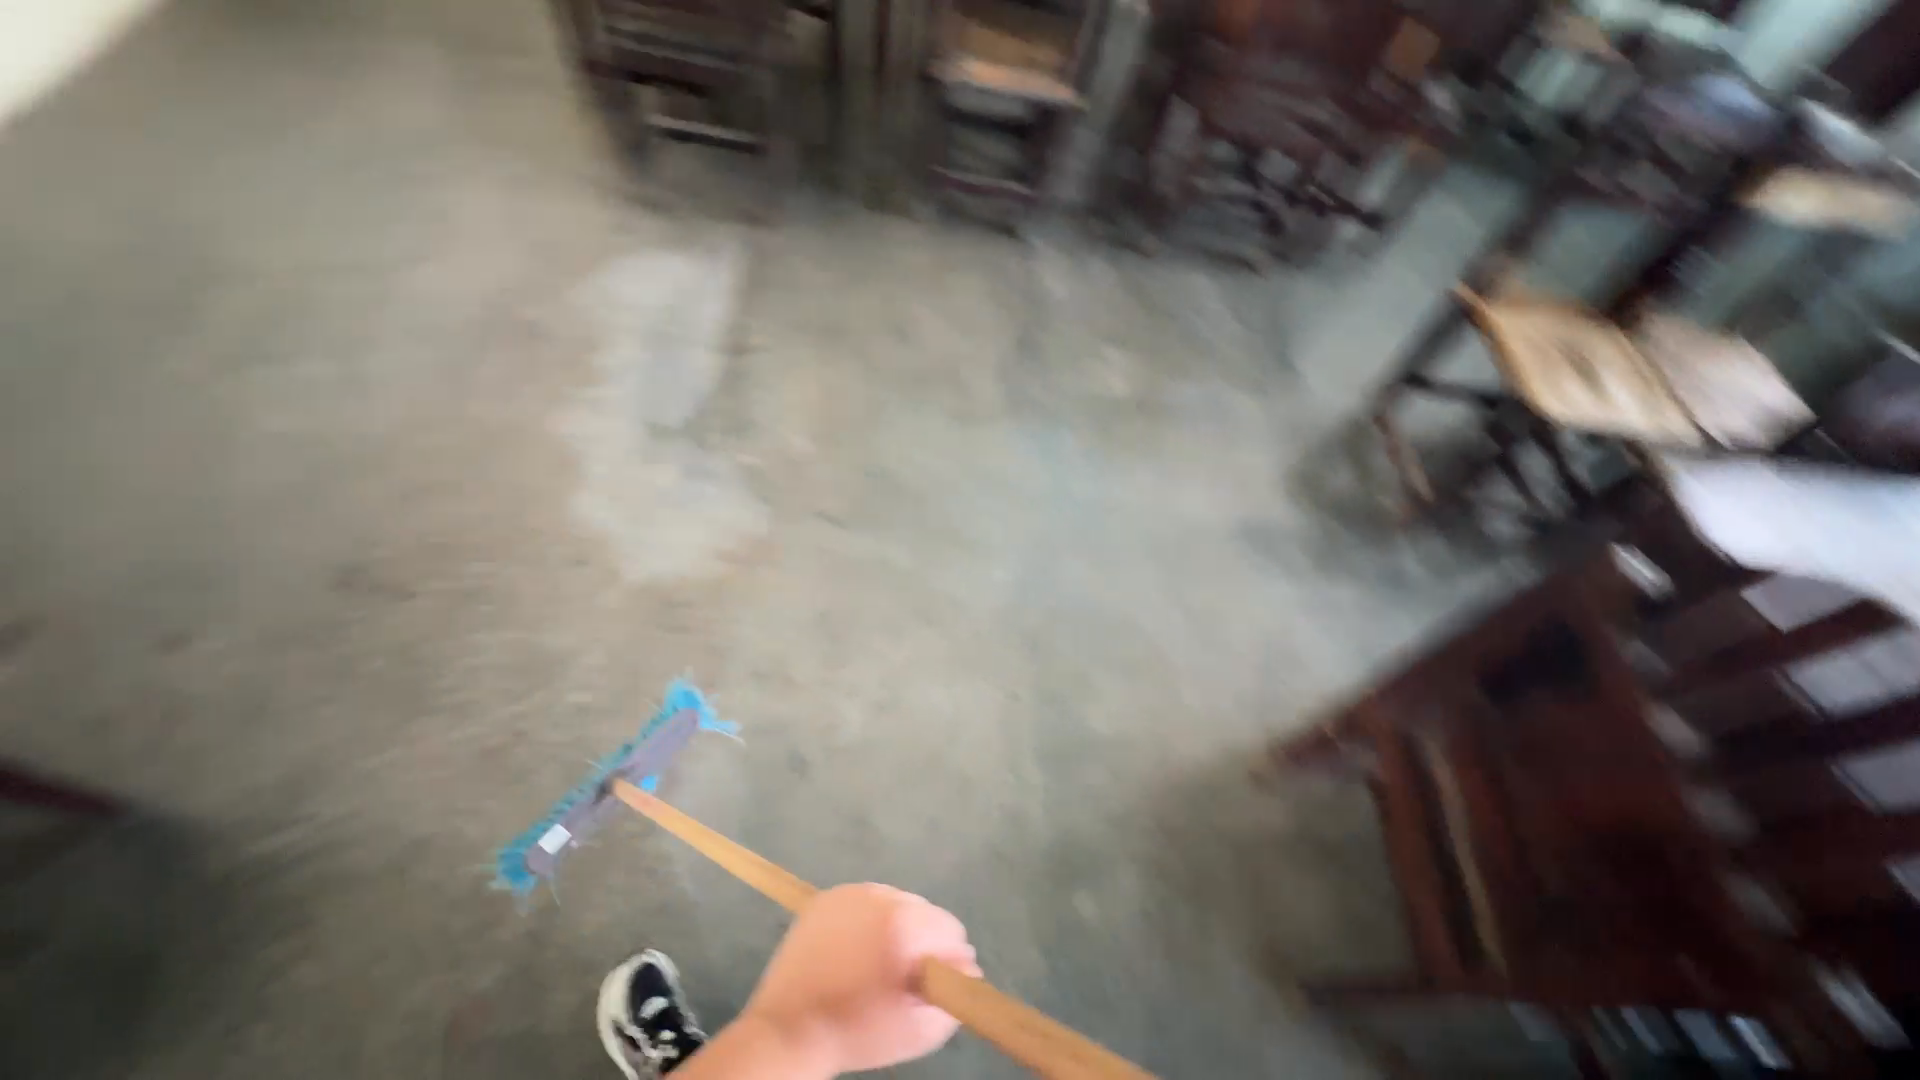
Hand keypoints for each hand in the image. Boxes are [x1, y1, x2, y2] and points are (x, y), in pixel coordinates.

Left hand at [741, 883, 977, 1072]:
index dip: (949, 957)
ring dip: (895, 926)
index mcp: (906, 924)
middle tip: (902, 975)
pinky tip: (854, 950)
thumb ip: (954, 995)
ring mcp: (850, 893)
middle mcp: (880, 896)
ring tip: (875, 962)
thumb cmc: (858, 1033)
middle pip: (923, 911)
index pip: (951, 928)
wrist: (789, 1030)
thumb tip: (968, 968)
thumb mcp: (919, 1029)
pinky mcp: (826, 898)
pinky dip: (866, 920)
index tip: (934, 982)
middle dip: (921, 939)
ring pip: (894, 902)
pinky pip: (863, 902)